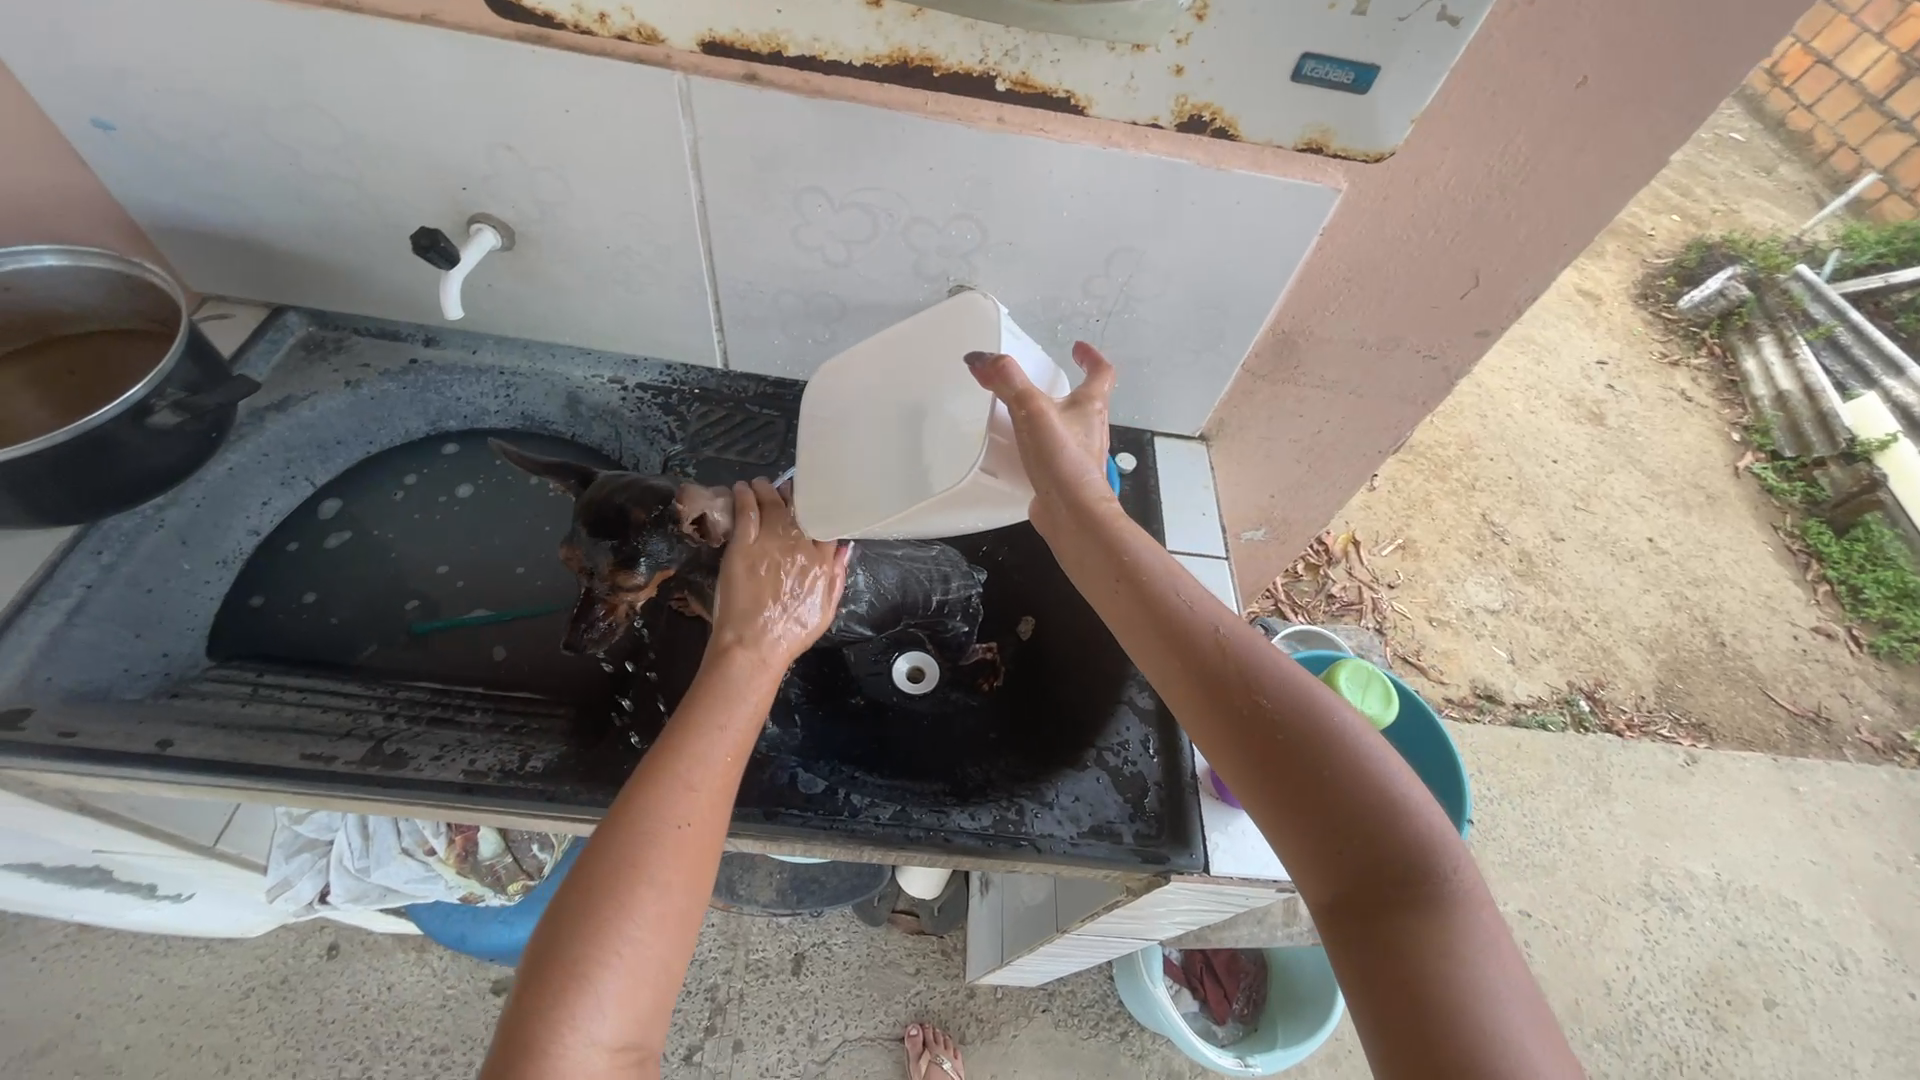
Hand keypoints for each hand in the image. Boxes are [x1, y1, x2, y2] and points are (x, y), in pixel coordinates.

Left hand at [708, 478, 850, 666]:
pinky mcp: (742, 544)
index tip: (811, 502)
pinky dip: (744, 496)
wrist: (755, 645)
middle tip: (784, 488)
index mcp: (822, 560)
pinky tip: (741, 489)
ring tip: (759, 484)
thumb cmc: (792, 633)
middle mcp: (798, 543)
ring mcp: (769, 541)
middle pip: (798, 508)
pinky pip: (746, 510)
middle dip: (791, 494)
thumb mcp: (826, 608)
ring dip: (765, 489)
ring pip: (771, 503)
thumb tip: (844, 548)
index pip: (824, 523)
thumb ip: (837, 576)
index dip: (817, 508)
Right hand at [965, 341, 1117, 535]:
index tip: (1076, 348)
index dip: (1091, 357)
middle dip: (1066, 390)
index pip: (1102, 372)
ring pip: (1069, 430)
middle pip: (1085, 402)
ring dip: (1051, 420)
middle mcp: (1092, 429)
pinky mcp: (1065, 479)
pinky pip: (1053, 456)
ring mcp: (1081, 456)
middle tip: (1042, 383)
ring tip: (1024, 416)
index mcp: (1091, 406)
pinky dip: (1039, 449)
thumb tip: (979, 358)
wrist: (1073, 514)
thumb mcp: (1031, 409)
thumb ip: (1006, 380)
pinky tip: (1019, 454)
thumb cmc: (1062, 458)